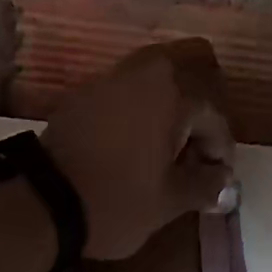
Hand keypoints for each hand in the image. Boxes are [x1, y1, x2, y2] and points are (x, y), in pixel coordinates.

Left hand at [42, 38, 236, 259]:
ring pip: (157, 76)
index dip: (222, 151)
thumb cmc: (117, 203)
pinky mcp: (85, 95)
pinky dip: (141, 111)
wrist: (46, 203)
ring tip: (168, 154)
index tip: (217, 182)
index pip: (215, 114)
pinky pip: (127, 92)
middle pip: (193, 68)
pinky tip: (137, 149)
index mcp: (174, 91)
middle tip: (198, 152)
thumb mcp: (168, 202)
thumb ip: (203, 187)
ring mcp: (111, 77)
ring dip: (172, 107)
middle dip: (203, 109)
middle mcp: (145, 69)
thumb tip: (226, 187)